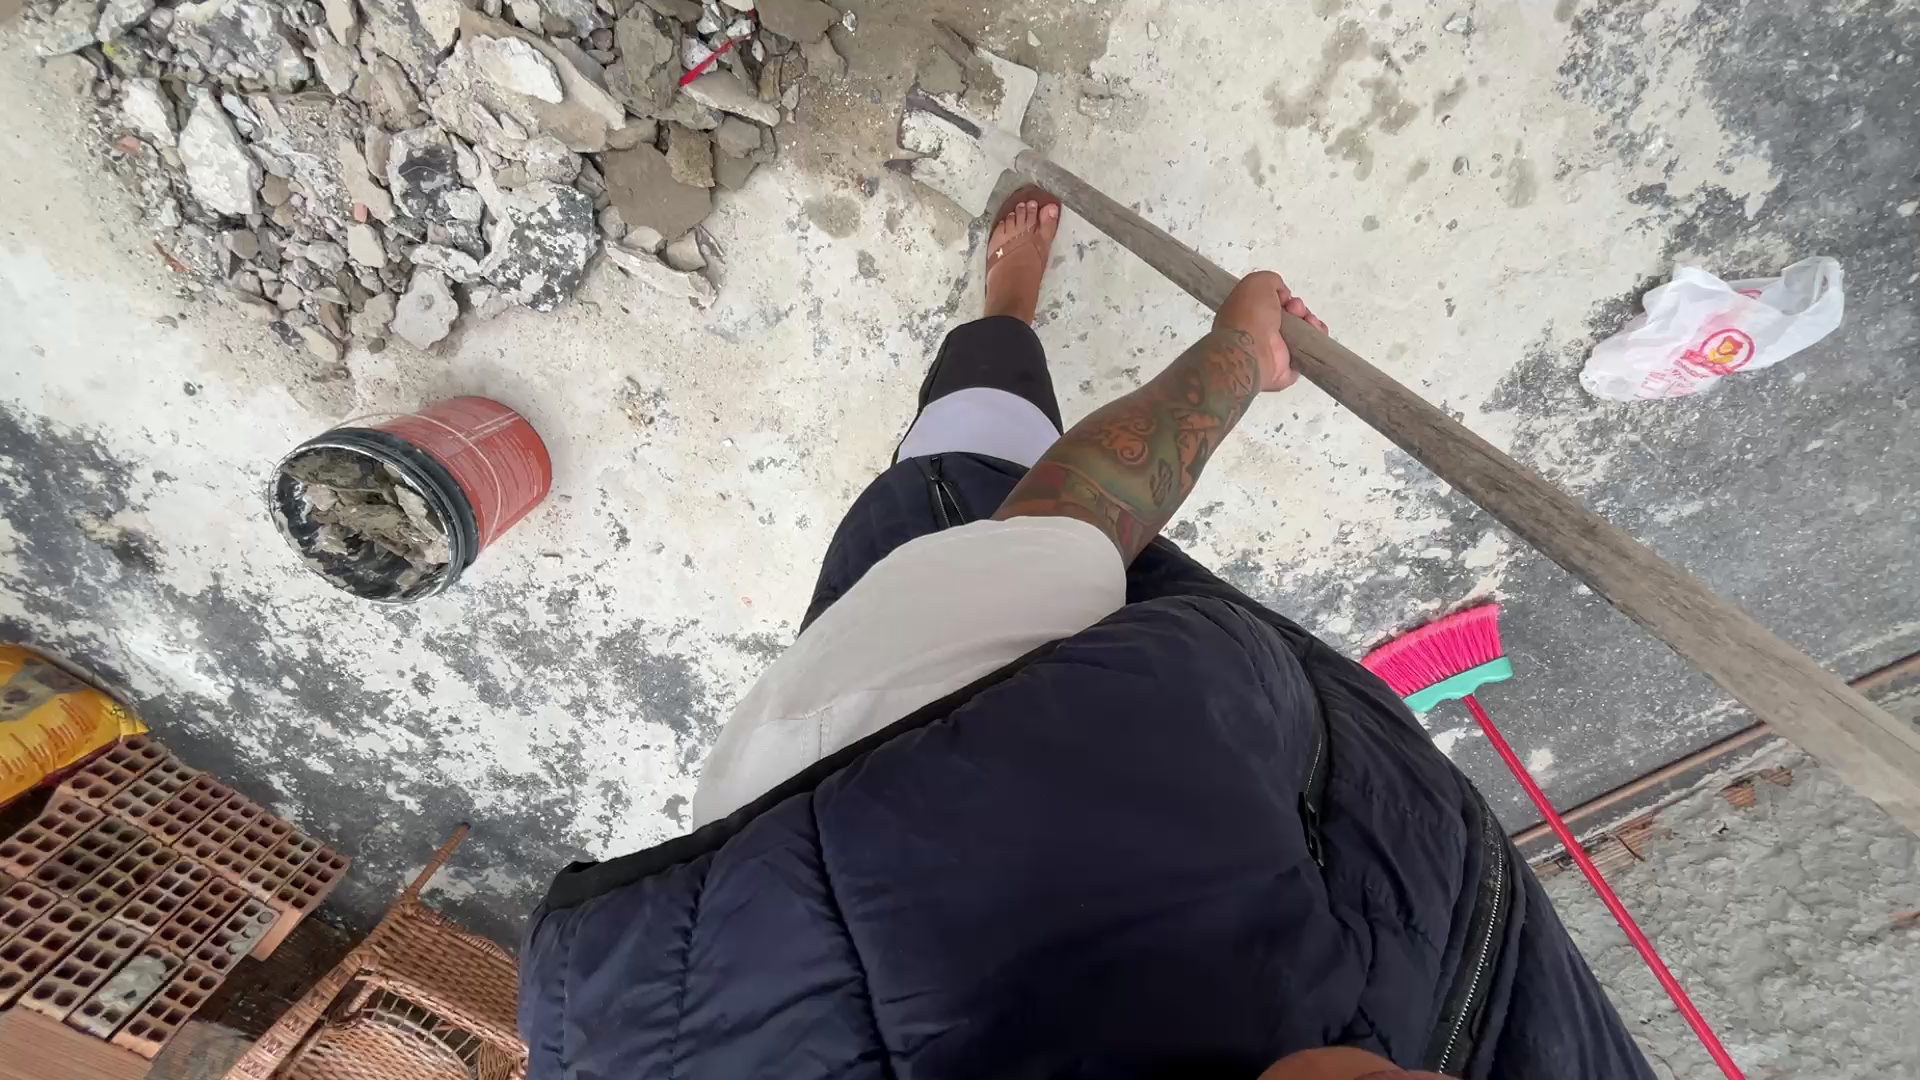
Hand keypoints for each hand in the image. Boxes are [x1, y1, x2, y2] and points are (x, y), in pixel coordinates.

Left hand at [1214, 271, 1326, 391]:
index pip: (1270, 308)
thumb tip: (1282, 295)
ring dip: (1309, 321)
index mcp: (1246, 319)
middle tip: (1295, 309)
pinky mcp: (1288, 369)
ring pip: (1302, 333)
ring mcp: (1274, 353)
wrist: (1250, 350)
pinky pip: (1309, 351)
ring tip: (1305, 320)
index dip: (1283, 299)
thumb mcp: (1255, 282)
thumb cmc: (1247, 316)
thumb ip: (1271, 281)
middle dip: (1298, 309)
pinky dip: (1317, 338)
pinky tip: (1313, 330)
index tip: (1286, 298)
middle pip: (1289, 318)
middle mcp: (1259, 336)